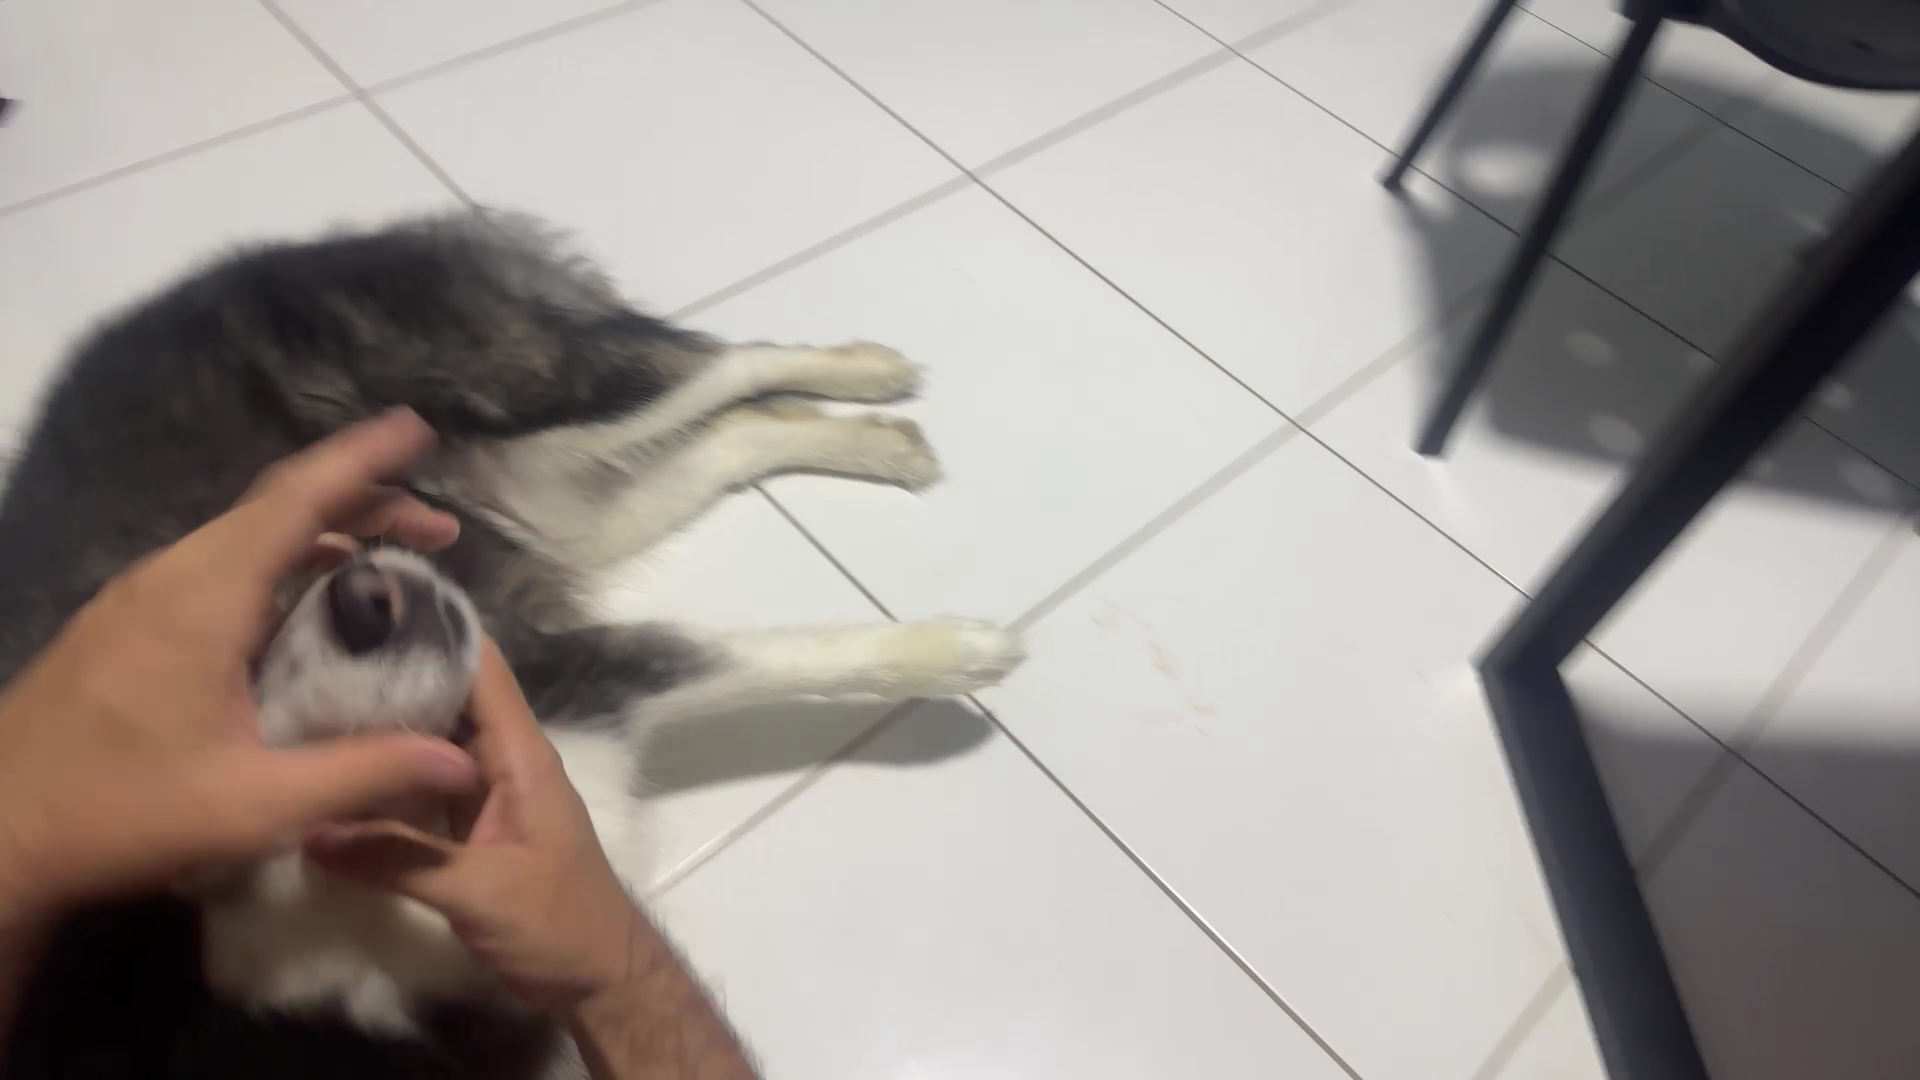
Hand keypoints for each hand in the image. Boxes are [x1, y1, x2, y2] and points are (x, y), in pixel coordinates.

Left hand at [0, 411, 479, 926]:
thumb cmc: (107, 817)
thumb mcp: (248, 806)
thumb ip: (363, 773)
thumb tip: (463, 760)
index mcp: (201, 600)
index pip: (294, 501)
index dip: (362, 459)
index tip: (418, 429)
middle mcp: (173, 579)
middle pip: (283, 505)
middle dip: (372, 499)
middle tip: (444, 530)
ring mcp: (150, 597)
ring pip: (259, 529)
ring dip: (337, 526)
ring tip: (404, 553)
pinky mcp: (142, 620)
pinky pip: (238, 558)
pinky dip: (301, 553)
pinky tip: (330, 592)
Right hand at [306, 639, 644, 1014]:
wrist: (596, 967)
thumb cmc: (556, 918)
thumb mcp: (480, 889)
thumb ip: (399, 859)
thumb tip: (309, 827)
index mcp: (525, 759)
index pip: (488, 681)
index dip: (449, 640)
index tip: (390, 607)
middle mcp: (509, 766)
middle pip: (456, 707)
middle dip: (403, 680)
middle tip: (320, 653)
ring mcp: (492, 798)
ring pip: (439, 749)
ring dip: (394, 729)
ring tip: (315, 700)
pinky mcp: (475, 831)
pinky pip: (431, 792)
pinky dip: (394, 781)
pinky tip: (343, 775)